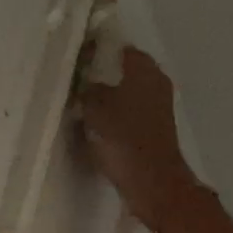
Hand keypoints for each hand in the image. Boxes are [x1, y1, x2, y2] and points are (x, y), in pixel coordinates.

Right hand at [78, 47, 203, 227]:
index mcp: (145, 70)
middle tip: (75, 86)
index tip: (77, 60)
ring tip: (80, 109)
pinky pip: (128, 118)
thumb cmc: (125, 139)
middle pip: (124, 73)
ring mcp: (157, 110)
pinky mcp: (153, 133)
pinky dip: (114, 121)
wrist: (152, 183)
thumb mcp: (97, 108)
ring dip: (107, 101)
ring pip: (126, 97)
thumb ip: (88, 89)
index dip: (98, 51)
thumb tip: (84, 83)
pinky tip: (95, 130)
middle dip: (101, 78)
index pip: (120, 49)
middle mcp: (155, 84)